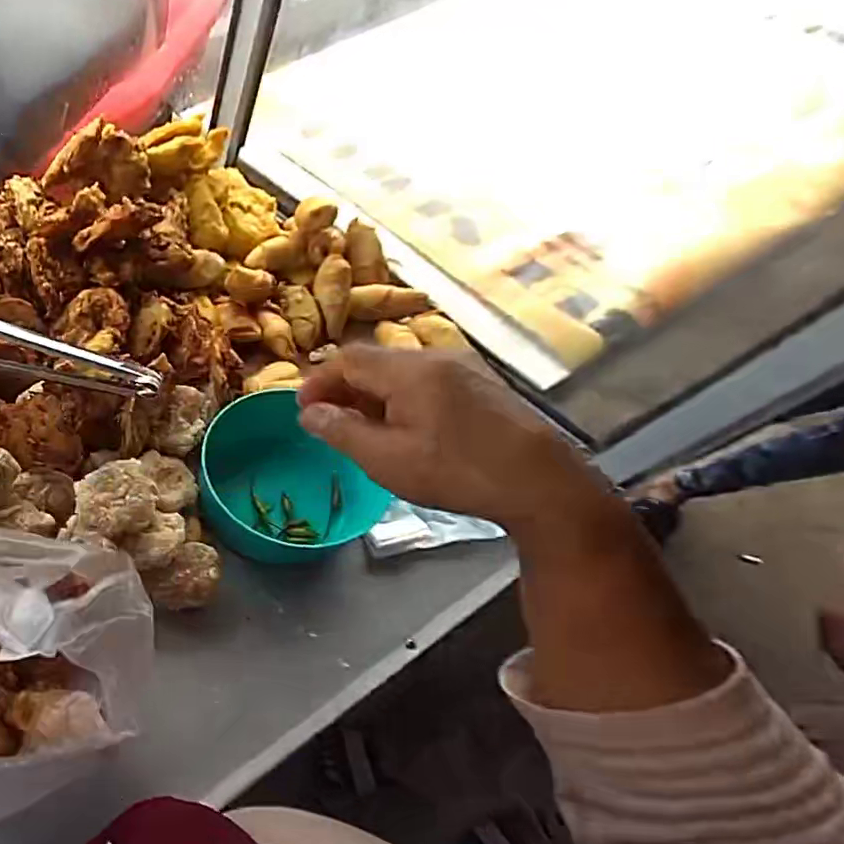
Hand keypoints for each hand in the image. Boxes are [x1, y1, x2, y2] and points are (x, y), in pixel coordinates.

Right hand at [296, 346, 610, 537]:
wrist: (542, 484)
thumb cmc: (454, 471)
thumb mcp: (383, 458)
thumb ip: (340, 430)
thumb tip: (308, 412)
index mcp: (411, 371)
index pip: (348, 359)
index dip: (317, 381)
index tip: (301, 411)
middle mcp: (437, 359)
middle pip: (374, 361)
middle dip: (341, 387)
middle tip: (324, 421)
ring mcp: (463, 371)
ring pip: (398, 371)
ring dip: (368, 394)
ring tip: (356, 429)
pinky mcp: (479, 387)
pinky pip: (423, 382)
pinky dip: (396, 398)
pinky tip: (396, 429)